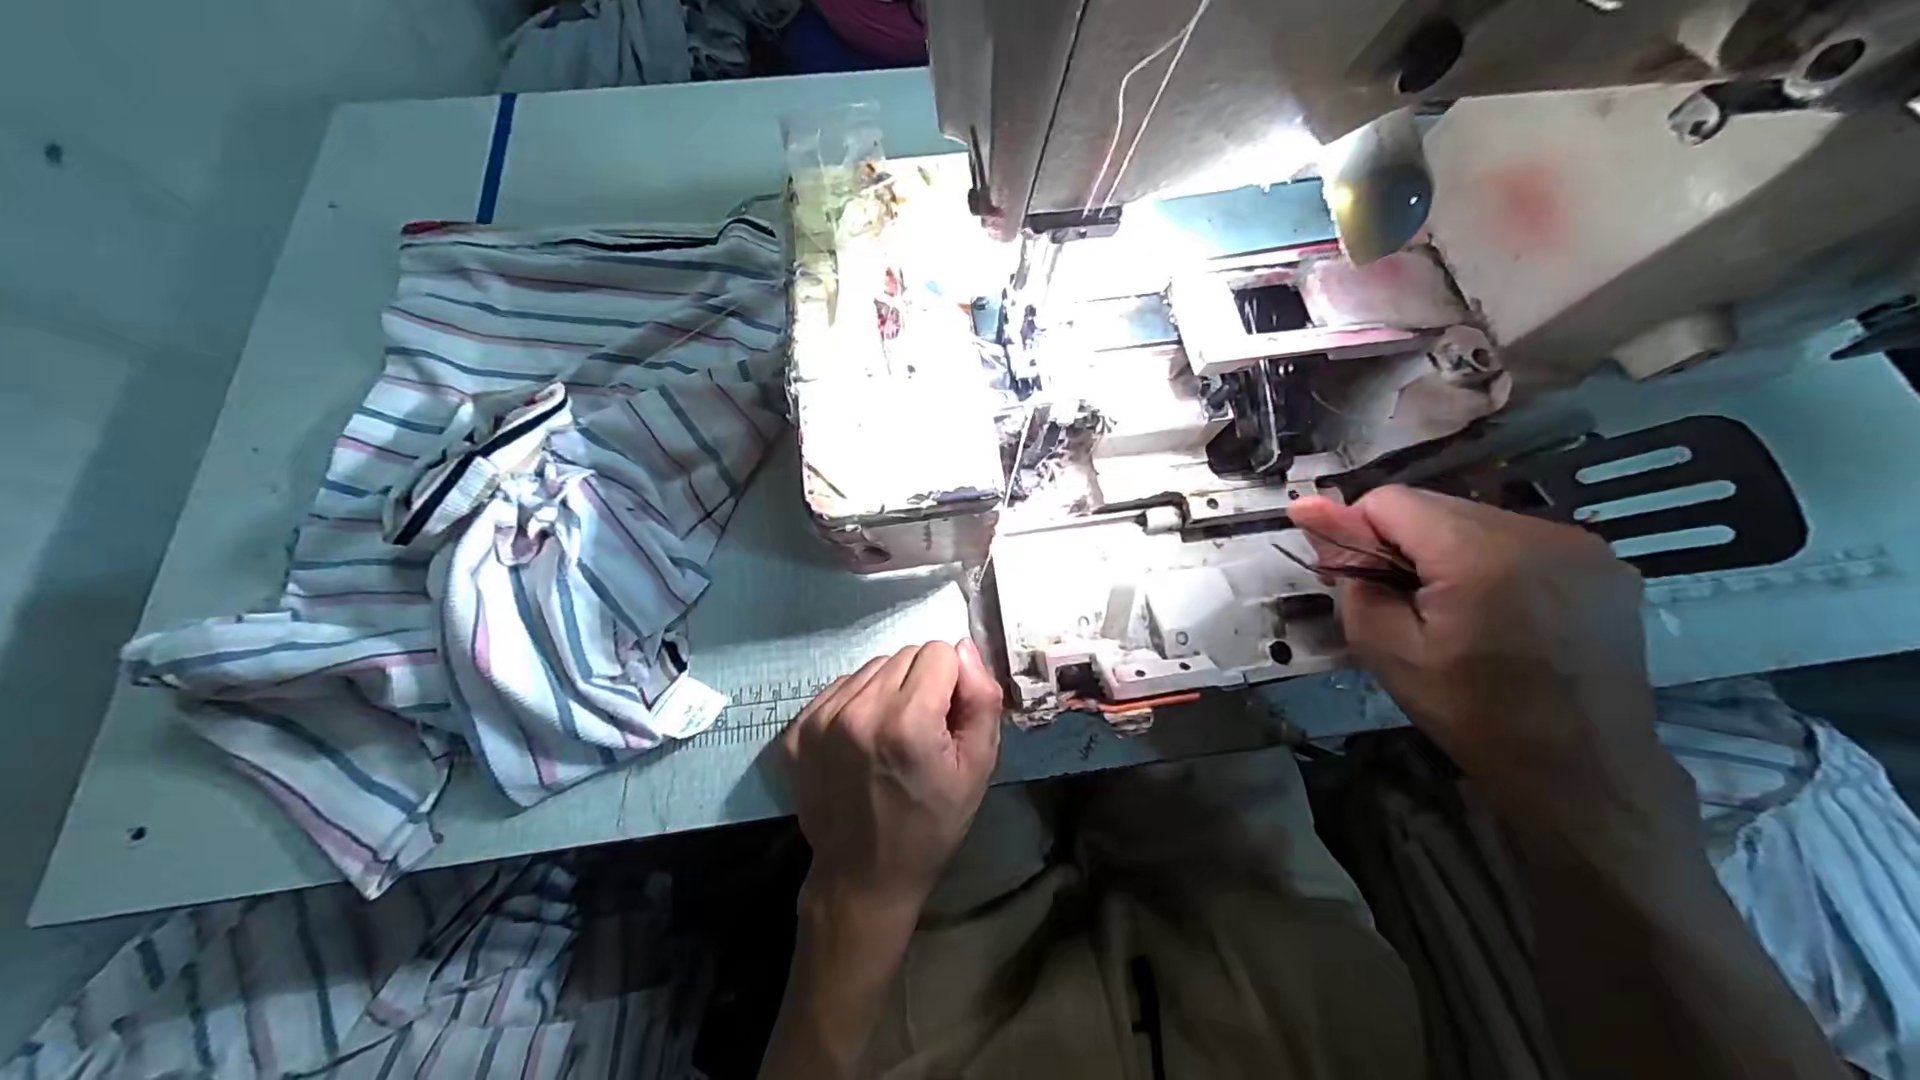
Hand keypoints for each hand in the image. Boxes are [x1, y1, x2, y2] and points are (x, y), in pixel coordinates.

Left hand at [780, 639, 1003, 914]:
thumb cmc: (931, 824)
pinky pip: (842, 685)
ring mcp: (821, 718)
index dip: (954, 682)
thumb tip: (964, 647)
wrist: (863, 876)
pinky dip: (859, 701)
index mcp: (907, 721)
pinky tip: (863, 740)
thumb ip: (982, 699)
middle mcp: (859, 710)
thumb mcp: (979, 767)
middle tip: (922, 732)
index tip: (948, 720)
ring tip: (891, 736)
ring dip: (890, 689)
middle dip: (923, 682)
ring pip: (873, 666)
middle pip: (905, 654)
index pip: (940, 651)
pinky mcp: (798, 728)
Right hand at [1288, 486, 1699, 871]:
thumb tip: (1308, 509)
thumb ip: (1348, 572)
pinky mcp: (1604, 563)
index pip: (1389, 500)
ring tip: (1451, 608)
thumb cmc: (1470, 712)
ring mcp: (1580, 544)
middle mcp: (1537, 531)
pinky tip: (1498, 608)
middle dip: (1401, 542)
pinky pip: (1517, 538)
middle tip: (1401, 601)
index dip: (1359, 533)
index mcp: (1479, 554)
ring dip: (1444, 550)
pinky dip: (1489, 559)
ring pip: (1474, 519)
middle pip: (1433, 506)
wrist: (1583, 769)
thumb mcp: (1384, 648)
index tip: (1357, 579)